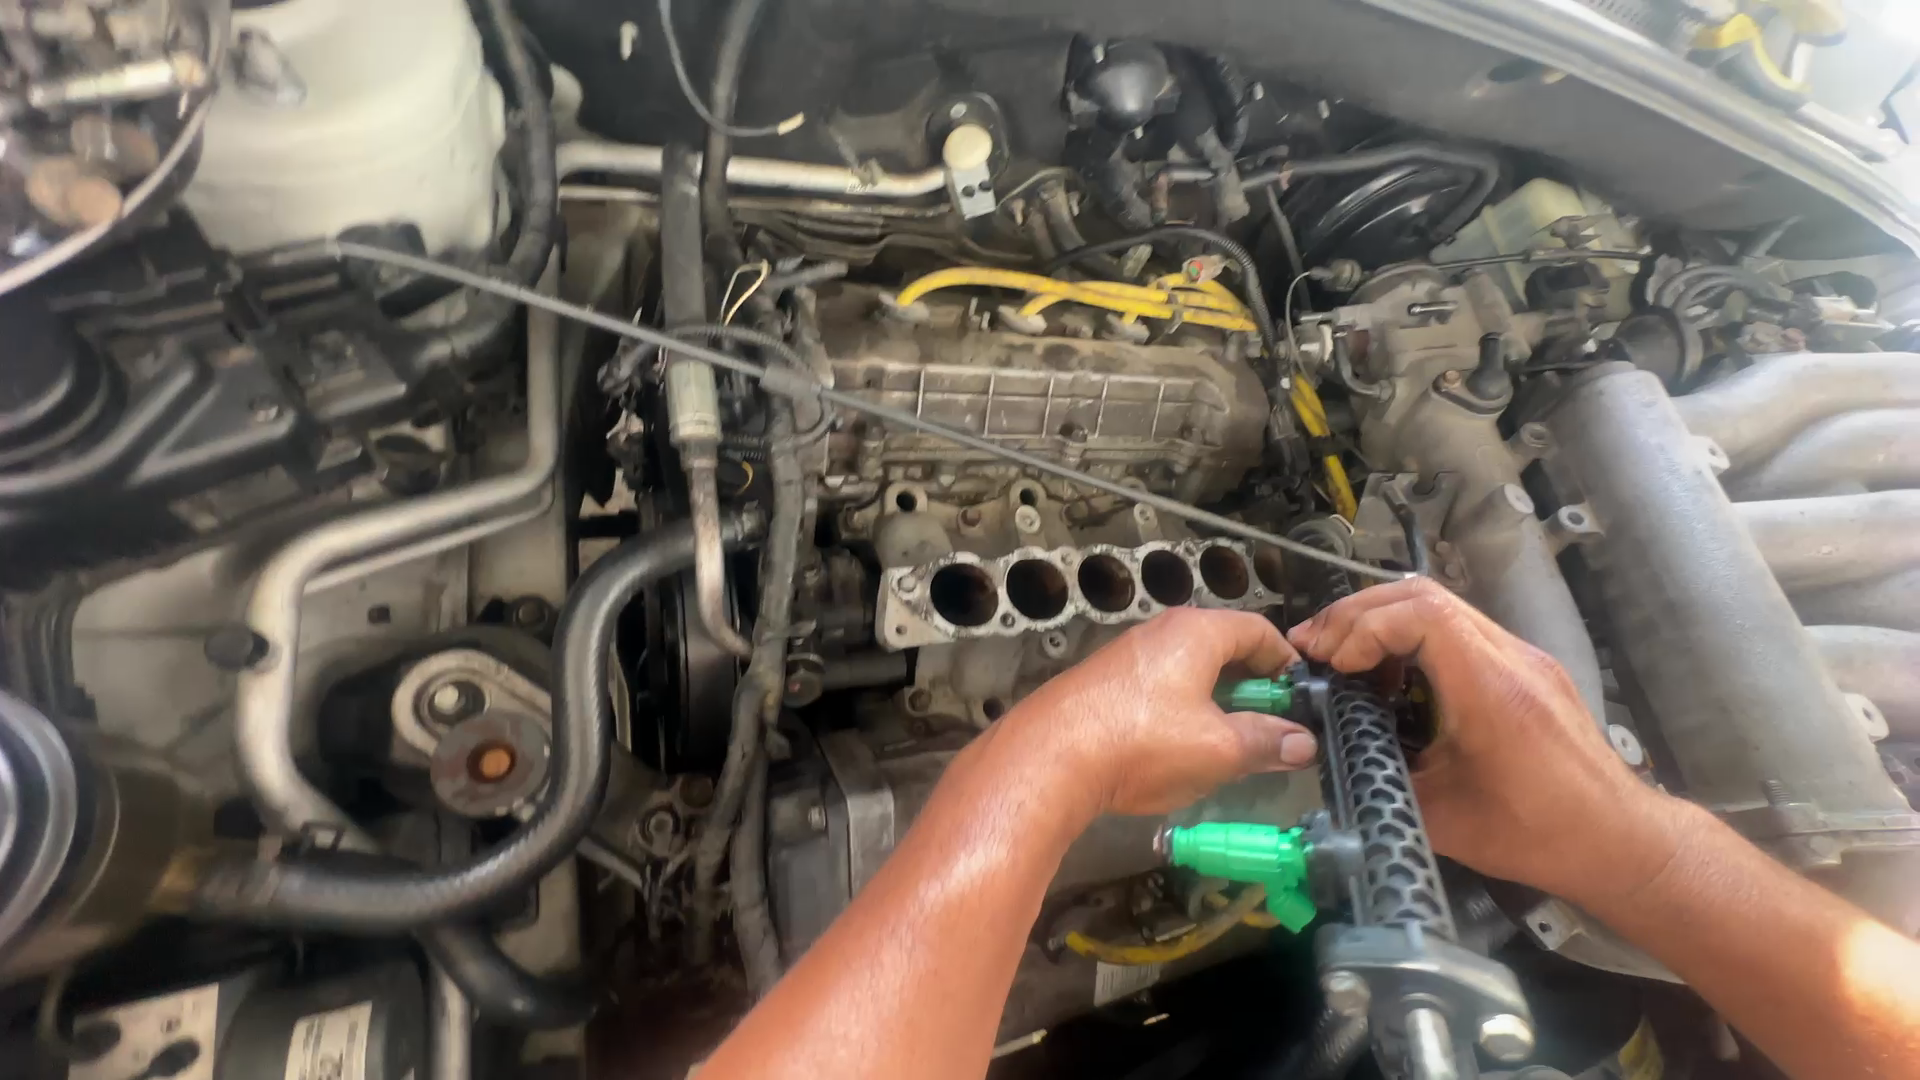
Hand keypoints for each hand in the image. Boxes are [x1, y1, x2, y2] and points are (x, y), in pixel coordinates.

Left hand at [1005, 608, 1319, 816]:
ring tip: (1228, 745)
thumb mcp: (1218, 749)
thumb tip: (1302, 742)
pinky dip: (1180, 709)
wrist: (1051, 756)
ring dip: (1215, 702)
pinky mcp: (1103, 682)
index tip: (1303, 698)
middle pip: (1222, 648)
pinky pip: (1157, 686)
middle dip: (1252, 686)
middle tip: (1272, 728)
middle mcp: (1159, 632)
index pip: (1258, 630)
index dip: (1287, 663)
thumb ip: (1266, 742)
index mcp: (1195, 632)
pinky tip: (1177, 747)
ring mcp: (1126, 655)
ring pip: (1188, 670)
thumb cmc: (1144, 743)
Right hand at [1287, 577, 1683, 907]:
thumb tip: (1327, 745)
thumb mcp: (1439, 815)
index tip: (1333, 666)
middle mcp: (1508, 657)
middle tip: (1314, 646)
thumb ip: (1378, 769)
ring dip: (1376, 619)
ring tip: (1339, 653)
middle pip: (1420, 594)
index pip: (1420, 615)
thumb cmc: (1535, 834)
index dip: (1361, 628)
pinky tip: (1383, 670)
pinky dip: (1403, 634)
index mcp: (1491, 689)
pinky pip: (1451, 626)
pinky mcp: (1521, 664)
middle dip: (1353, 614)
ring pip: (1434, 602)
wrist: (1625, 845)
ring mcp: (1519, 655)